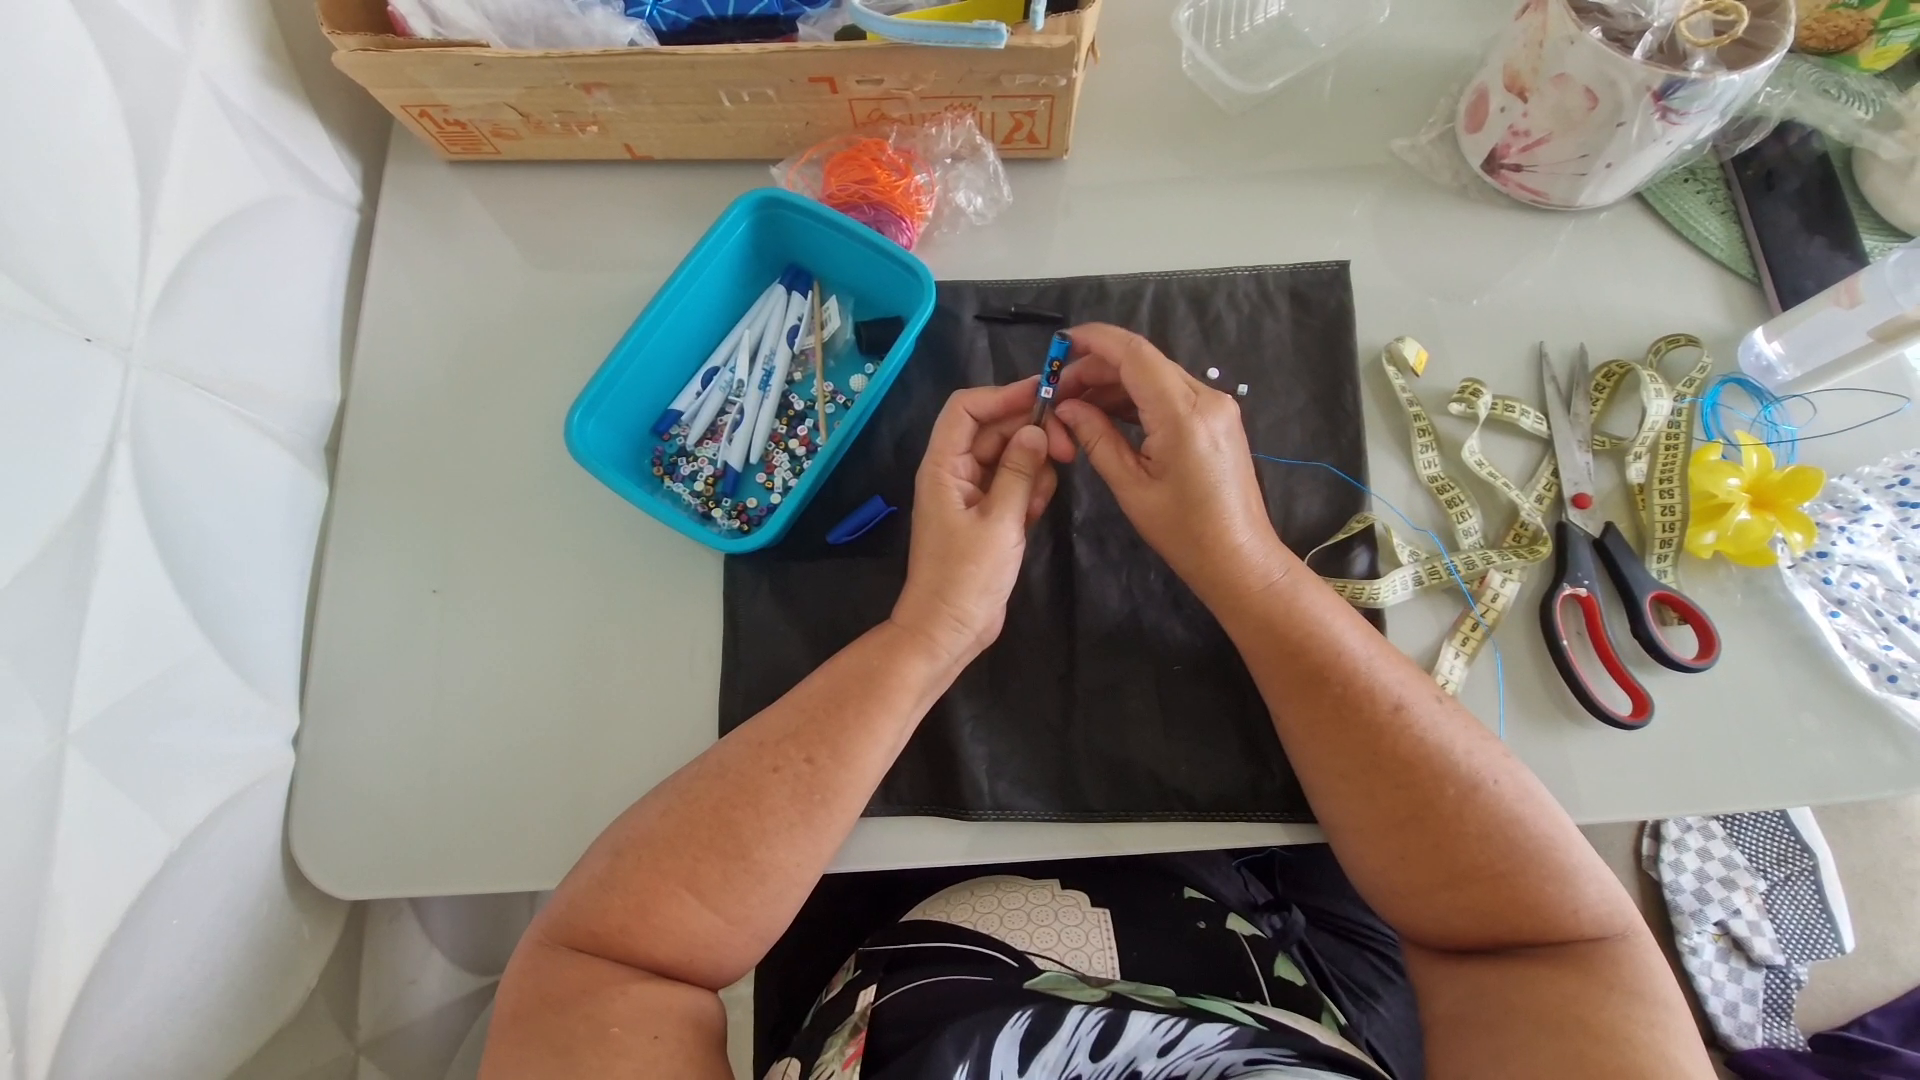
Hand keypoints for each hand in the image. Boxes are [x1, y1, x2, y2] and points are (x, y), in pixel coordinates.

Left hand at [891, 379, 1064, 661]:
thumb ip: (1020, 470)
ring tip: (1037, 501)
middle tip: (1068, 448)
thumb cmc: (967, 576)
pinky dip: (1028, 491)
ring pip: (1009, 456)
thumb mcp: (1000, 521)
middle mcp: (955, 472)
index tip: (1047, 394)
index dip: (1004, 395)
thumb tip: (1036, 428)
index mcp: (944, 466)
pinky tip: (1034, 514)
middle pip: (994, 429)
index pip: (967, 408)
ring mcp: (972, 494)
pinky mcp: (988, 514)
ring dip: (1032, 468)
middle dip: (1030, 433)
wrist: (950, 629)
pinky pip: (1013, 485)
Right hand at [1053, 323, 1293, 604]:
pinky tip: (1107, 414)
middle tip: (1058, 393)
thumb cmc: (1183, 531)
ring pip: (1155, 375)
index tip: (1059, 344)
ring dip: (1114, 384)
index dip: (1094, 341)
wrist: (1238, 557)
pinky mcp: (1217, 418)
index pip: (1133, 354)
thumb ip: (1097, 438)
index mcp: (1182, 413)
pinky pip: (1169, 393)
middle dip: (1096, 368)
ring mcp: (1216, 406)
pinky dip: (1136, 397)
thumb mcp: (1130, 486)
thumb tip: (1066, 407)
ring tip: (1075, 407)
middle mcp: (1205, 397)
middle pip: (1142, 361)